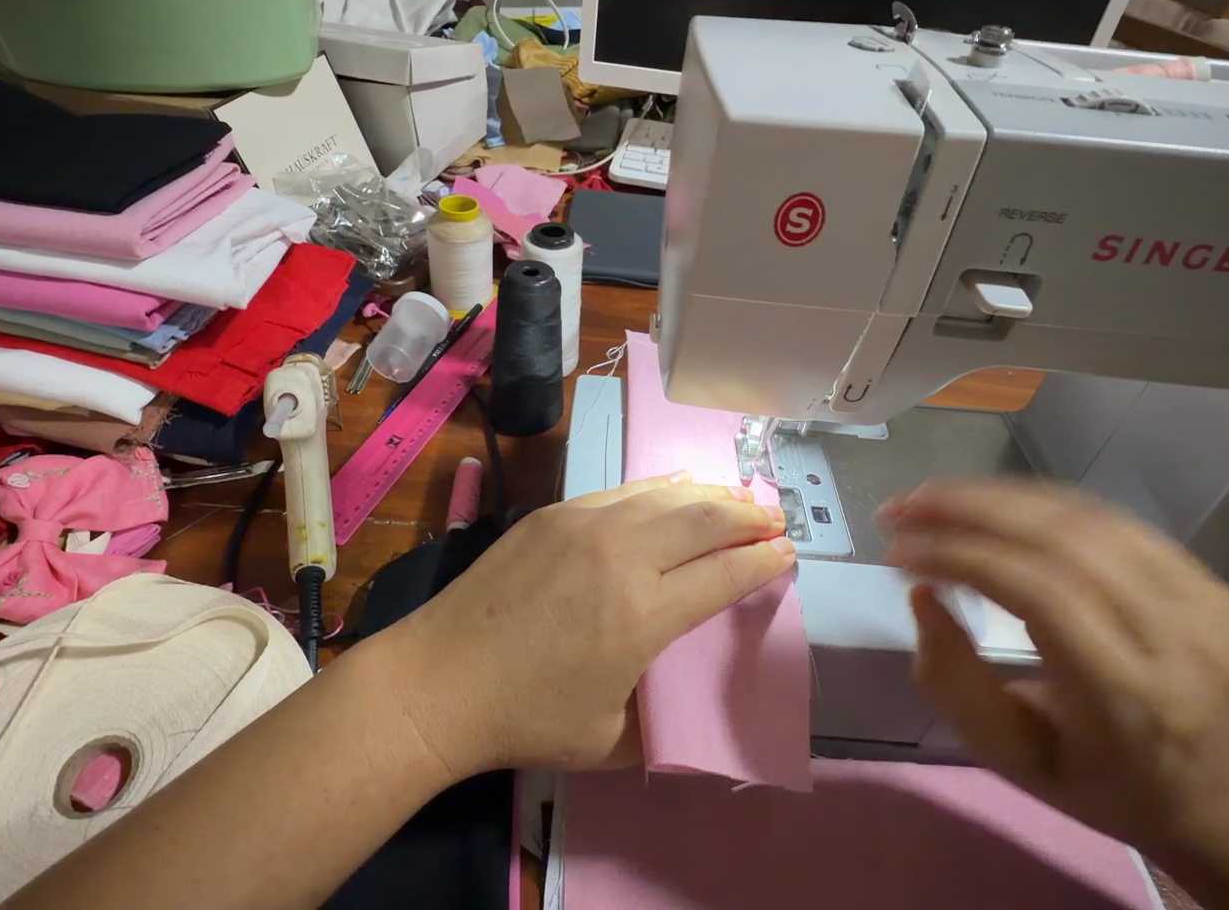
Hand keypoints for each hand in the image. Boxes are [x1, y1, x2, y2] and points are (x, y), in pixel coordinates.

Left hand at [384, 472, 794, 776]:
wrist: (439, 680)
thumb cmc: (525, 719)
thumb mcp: (609, 741)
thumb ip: (660, 713)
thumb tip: (680, 686)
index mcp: (643, 615)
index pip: (725, 575)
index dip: (765, 562)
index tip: (789, 553)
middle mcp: (622, 557)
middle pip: (706, 520)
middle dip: (751, 517)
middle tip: (776, 519)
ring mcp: (584, 524)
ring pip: (666, 495)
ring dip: (711, 494)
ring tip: (739, 497)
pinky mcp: (554, 513)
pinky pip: (623, 491)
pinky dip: (662, 488)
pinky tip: (678, 486)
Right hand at [881, 478, 1228, 856]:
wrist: (1213, 793)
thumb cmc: (1093, 780)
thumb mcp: (1007, 756)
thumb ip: (953, 681)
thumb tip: (922, 592)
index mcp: (1133, 700)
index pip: (1042, 596)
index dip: (961, 558)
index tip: (894, 553)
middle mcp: (1181, 640)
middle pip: (1063, 541)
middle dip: (968, 511)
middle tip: (901, 508)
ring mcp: (1202, 601)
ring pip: (1083, 518)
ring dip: (993, 497)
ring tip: (929, 499)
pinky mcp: (1205, 578)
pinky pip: (1105, 518)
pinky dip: (1032, 502)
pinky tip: (985, 504)